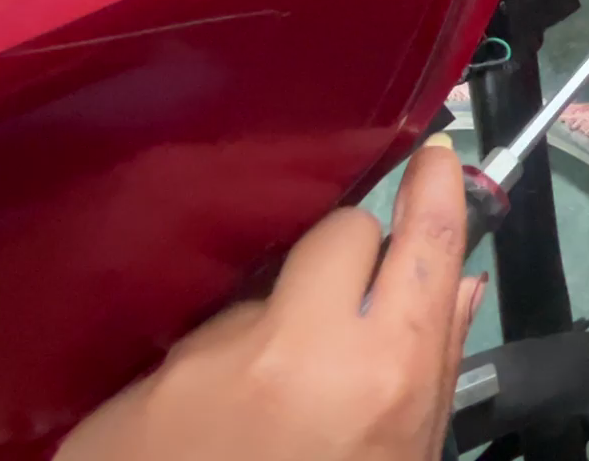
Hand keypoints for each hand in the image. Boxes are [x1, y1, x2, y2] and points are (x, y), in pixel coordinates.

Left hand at [56, 136, 484, 460]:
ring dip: (271, 328)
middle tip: (342, 313)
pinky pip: (191, 351)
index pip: (424, 238)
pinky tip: (195, 444)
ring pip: (260, 293)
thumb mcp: (405, 458)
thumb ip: (436, 361)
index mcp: (384, 371)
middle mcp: (299, 348)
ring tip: (253, 412)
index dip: (436, 186)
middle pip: (340, 231)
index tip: (436, 157)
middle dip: (351, 257)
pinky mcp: (127, 397)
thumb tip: (461, 281)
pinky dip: (205, 382)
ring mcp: (204, 367)